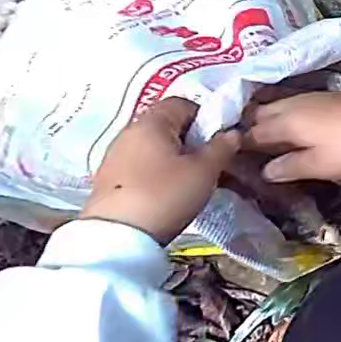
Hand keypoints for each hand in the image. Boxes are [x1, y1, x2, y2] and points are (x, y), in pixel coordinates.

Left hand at [82, 97, 238, 242]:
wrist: (117, 238)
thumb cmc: (166, 194)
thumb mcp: (205, 171)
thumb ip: (222, 147)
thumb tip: (232, 132)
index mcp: (151, 122)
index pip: (182, 103)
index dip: (206, 115)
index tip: (219, 137)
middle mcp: (128, 132)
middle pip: (167, 124)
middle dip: (191, 137)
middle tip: (210, 159)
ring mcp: (114, 156)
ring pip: (153, 145)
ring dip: (174, 155)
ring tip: (191, 177)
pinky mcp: (108, 179)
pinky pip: (141, 164)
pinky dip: (157, 170)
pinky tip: (168, 190)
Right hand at [244, 92, 340, 182]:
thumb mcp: (317, 165)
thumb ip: (289, 167)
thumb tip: (266, 171)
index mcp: (283, 123)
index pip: (252, 134)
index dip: (242, 146)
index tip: (235, 156)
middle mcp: (291, 105)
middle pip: (260, 112)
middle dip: (251, 126)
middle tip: (249, 144)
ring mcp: (309, 97)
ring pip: (277, 104)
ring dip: (269, 117)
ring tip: (269, 136)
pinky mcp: (325, 96)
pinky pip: (295, 102)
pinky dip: (287, 113)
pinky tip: (294, 125)